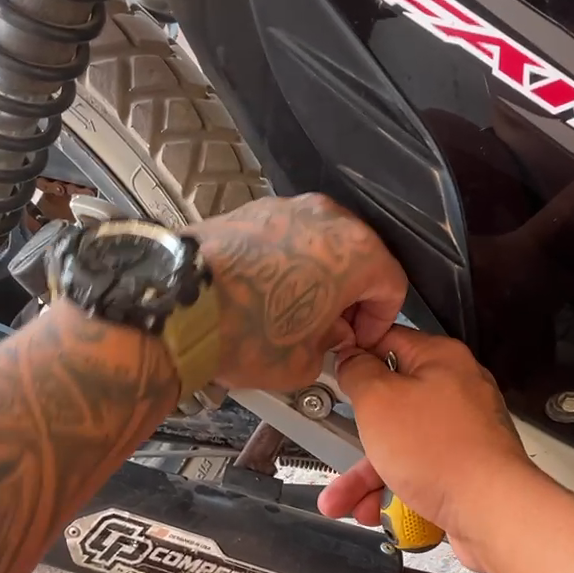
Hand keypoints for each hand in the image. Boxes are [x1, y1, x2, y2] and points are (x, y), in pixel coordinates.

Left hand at [191, 194, 406, 390]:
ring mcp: (288, 208)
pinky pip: (285, 237)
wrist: (181, 307)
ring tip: (295, 312)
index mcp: (357, 252)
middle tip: (332, 328)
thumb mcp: (303, 364)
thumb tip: (324, 339)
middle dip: (350, 294)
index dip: (379, 320)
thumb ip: (330, 347)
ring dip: (319, 276)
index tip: (359, 337)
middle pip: (359, 257)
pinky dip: (286, 262)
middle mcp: (327, 219)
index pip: (392, 285)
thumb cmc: (244, 332)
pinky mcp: (252, 210)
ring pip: (321, 244)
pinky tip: (266, 293)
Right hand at [316, 327, 536, 567]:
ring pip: (401, 445)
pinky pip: (419, 471)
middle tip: (335, 443)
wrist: (490, 511)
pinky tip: (371, 511)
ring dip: (367, 474)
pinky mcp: (465, 467)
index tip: (332, 372)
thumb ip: (357, 372)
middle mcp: (455, 391)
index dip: (355, 354)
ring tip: (339, 501)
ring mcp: (461, 431)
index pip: (388, 340)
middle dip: (356, 434)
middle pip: (391, 402)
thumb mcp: (378, 400)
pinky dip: (393, 489)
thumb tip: (351, 359)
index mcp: (440, 360)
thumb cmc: (440, 450)